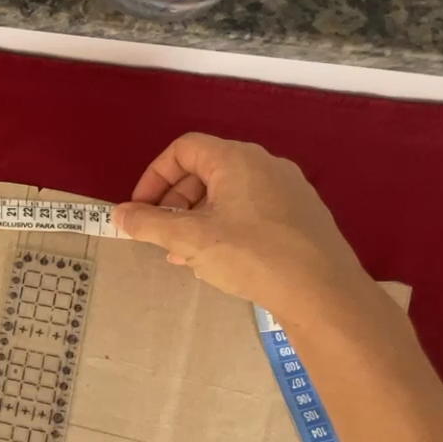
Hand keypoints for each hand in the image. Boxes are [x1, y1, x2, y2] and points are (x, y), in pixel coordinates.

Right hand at [113, 133, 379, 319]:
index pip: (183, 150)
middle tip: (159, 232)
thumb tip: (120, 214)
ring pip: (224, 193)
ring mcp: (286, 189)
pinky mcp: (298, 214)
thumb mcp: (187, 239)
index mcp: (237, 160)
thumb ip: (147, 223)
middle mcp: (265, 165)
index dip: (154, 176)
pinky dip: (220, 225)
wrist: (322, 291)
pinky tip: (214, 258)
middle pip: (202, 170)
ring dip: (193, 217)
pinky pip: (247, 209)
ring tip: (181, 251)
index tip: (141, 209)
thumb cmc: (250, 254)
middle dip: (171, 201)